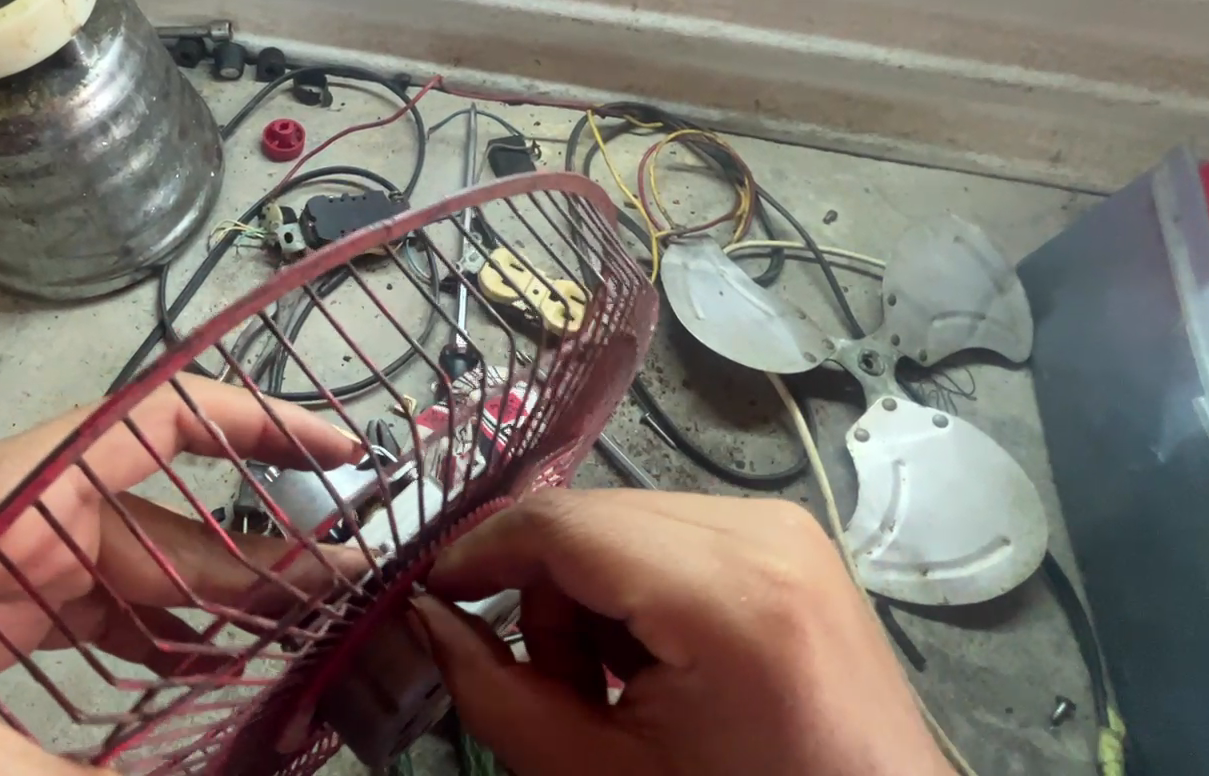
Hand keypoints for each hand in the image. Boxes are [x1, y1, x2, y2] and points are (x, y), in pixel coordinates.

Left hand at [0, 376, 365, 775]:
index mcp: (4, 501)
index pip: (149, 427)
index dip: (248, 426)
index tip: (335, 451)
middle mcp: (18, 530)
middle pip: (164, 525)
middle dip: (260, 555)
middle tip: (353, 595)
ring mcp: (2, 592)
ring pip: (139, 588)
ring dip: (218, 617)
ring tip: (305, 650)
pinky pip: (99, 641)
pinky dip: (161, 660)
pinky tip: (209, 694)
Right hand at [412, 489, 951, 775]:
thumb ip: (493, 691)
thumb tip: (425, 616)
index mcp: (728, 599)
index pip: (562, 527)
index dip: (482, 550)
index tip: (435, 590)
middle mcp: (759, 531)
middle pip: (586, 517)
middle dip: (536, 585)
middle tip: (539, 671)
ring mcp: (778, 525)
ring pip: (616, 519)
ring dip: (582, 590)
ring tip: (603, 680)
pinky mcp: (783, 534)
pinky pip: (661, 530)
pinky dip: (629, 585)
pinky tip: (649, 657)